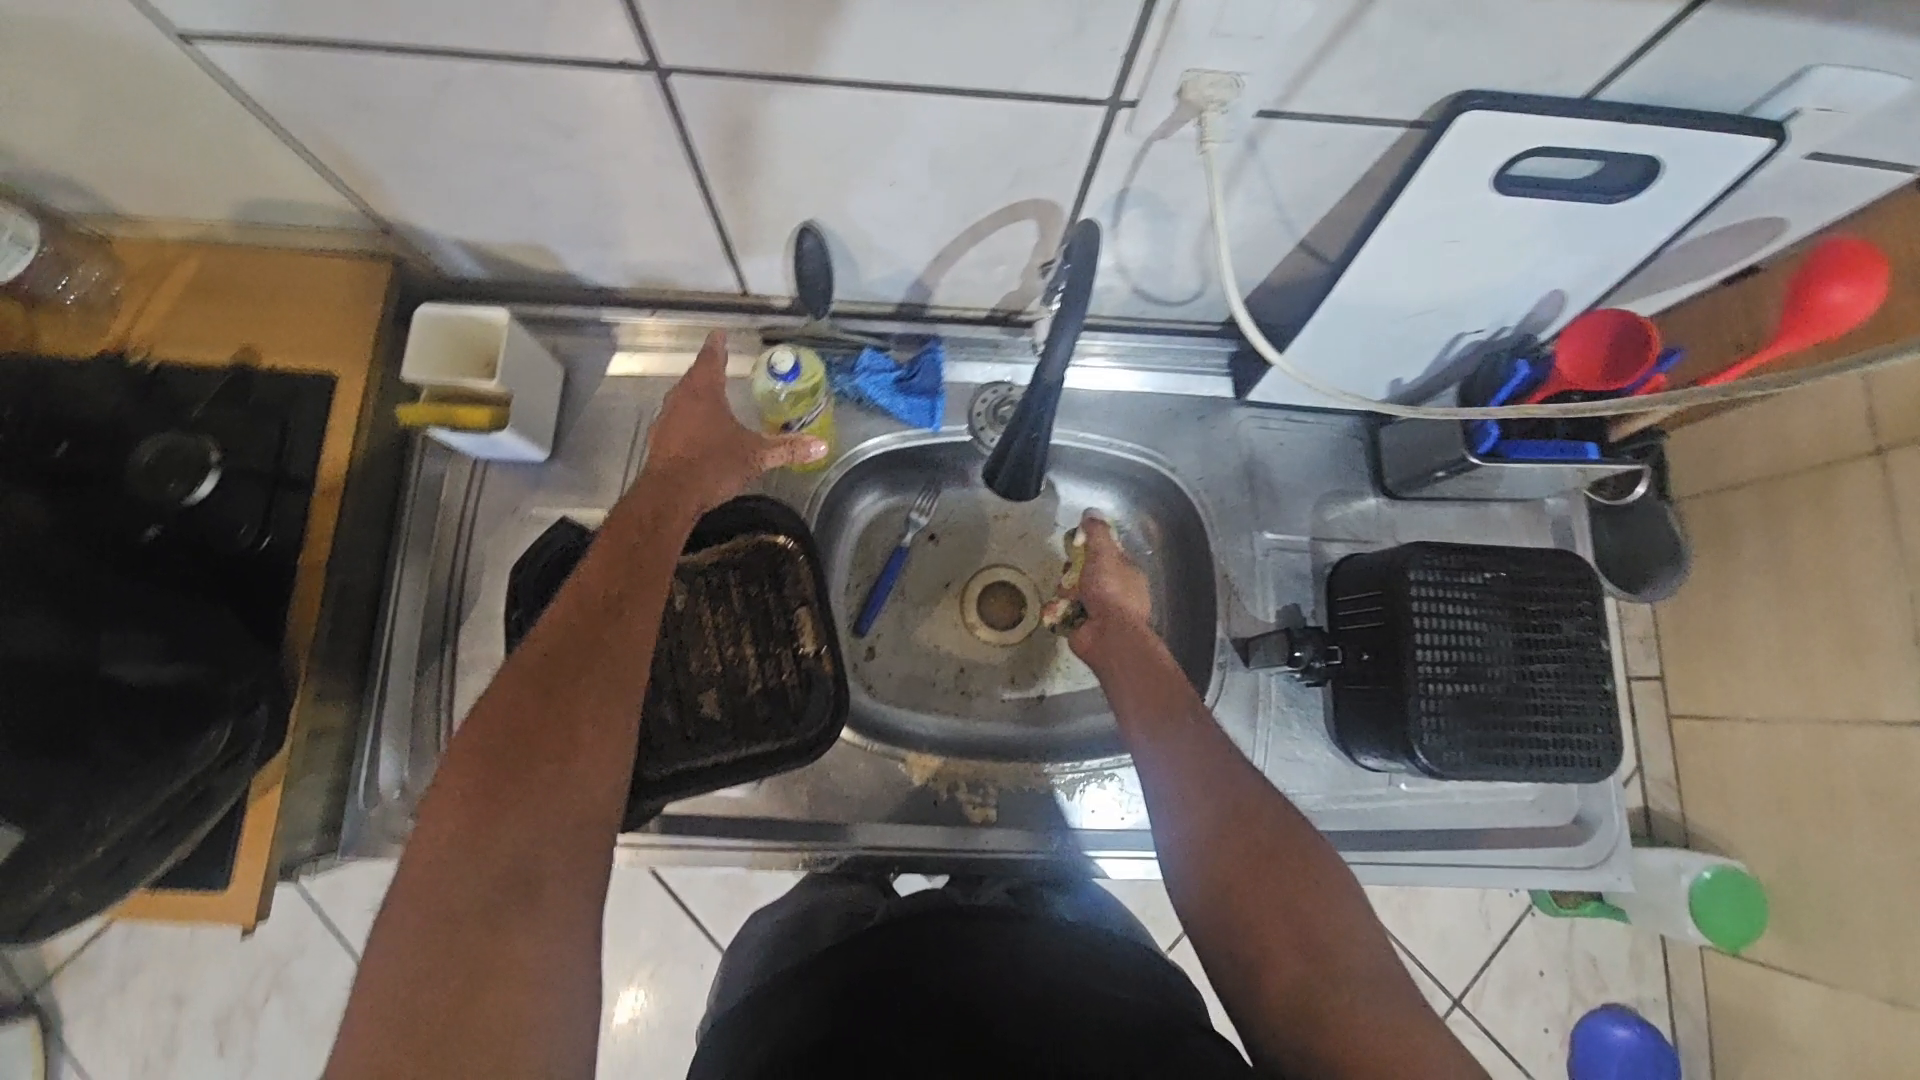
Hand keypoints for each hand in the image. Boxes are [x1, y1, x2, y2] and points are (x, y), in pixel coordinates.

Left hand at [642, 330, 826, 512]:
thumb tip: (821, 446)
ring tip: (710, 395)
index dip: (717, 346)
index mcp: (704, 393)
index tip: (719, 334)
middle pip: (694, 377)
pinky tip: (698, 430)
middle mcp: (681, 399)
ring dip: (696, 394)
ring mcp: (666, 419)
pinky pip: (676, 419)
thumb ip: (787, 448)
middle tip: (718, 363)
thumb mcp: (757, 456)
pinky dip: (688, 418)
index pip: (711, 360)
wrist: (671, 495)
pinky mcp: (660, 440)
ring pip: (682, 398)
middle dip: (707, 370)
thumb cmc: (714, 465)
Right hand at [1067, 511, 1155, 668]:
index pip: (1107, 554)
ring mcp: (1099, 611)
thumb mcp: (1104, 554)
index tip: (1076, 543)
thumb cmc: (1111, 591)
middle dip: (1072, 571)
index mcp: (1127, 573)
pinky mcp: (1083, 626)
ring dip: (1064, 591)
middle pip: (1086, 572)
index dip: (1091, 547)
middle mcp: (1116, 592)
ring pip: (1073, 592)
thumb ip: (1097, 533)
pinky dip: (1058, 610)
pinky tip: (1057, 609)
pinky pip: (1064, 612)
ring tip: (1065, 594)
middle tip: (1069, 571)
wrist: (1109, 636)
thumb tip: (1090, 511)